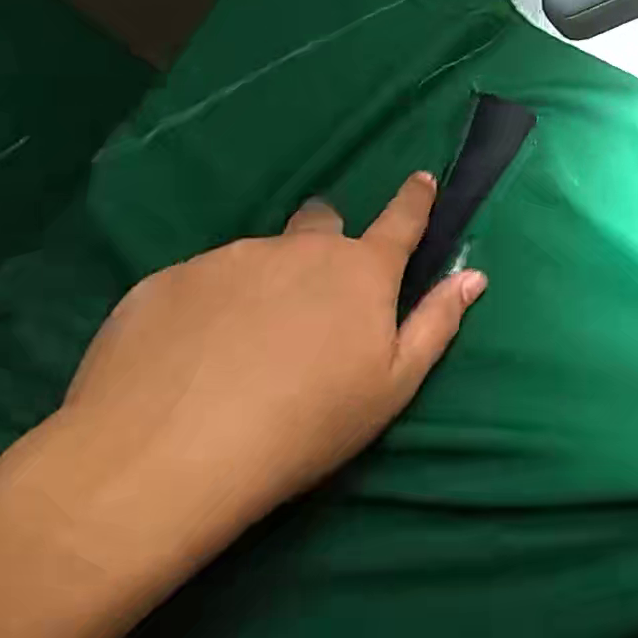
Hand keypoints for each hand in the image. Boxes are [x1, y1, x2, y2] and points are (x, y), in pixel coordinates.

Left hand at [57, 171, 486, 526]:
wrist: (163, 459)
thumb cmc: (306, 422)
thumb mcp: (394, 383)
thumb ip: (438, 321)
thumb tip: (474, 275)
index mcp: (361, 270)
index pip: (401, 219)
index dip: (415, 198)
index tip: (421, 178)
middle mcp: (300, 248)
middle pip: (322, 222)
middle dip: (326, 237)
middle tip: (314, 290)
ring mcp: (229, 259)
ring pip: (259, 256)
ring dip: (266, 281)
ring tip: (243, 342)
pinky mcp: (164, 282)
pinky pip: (200, 282)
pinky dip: (208, 305)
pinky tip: (190, 354)